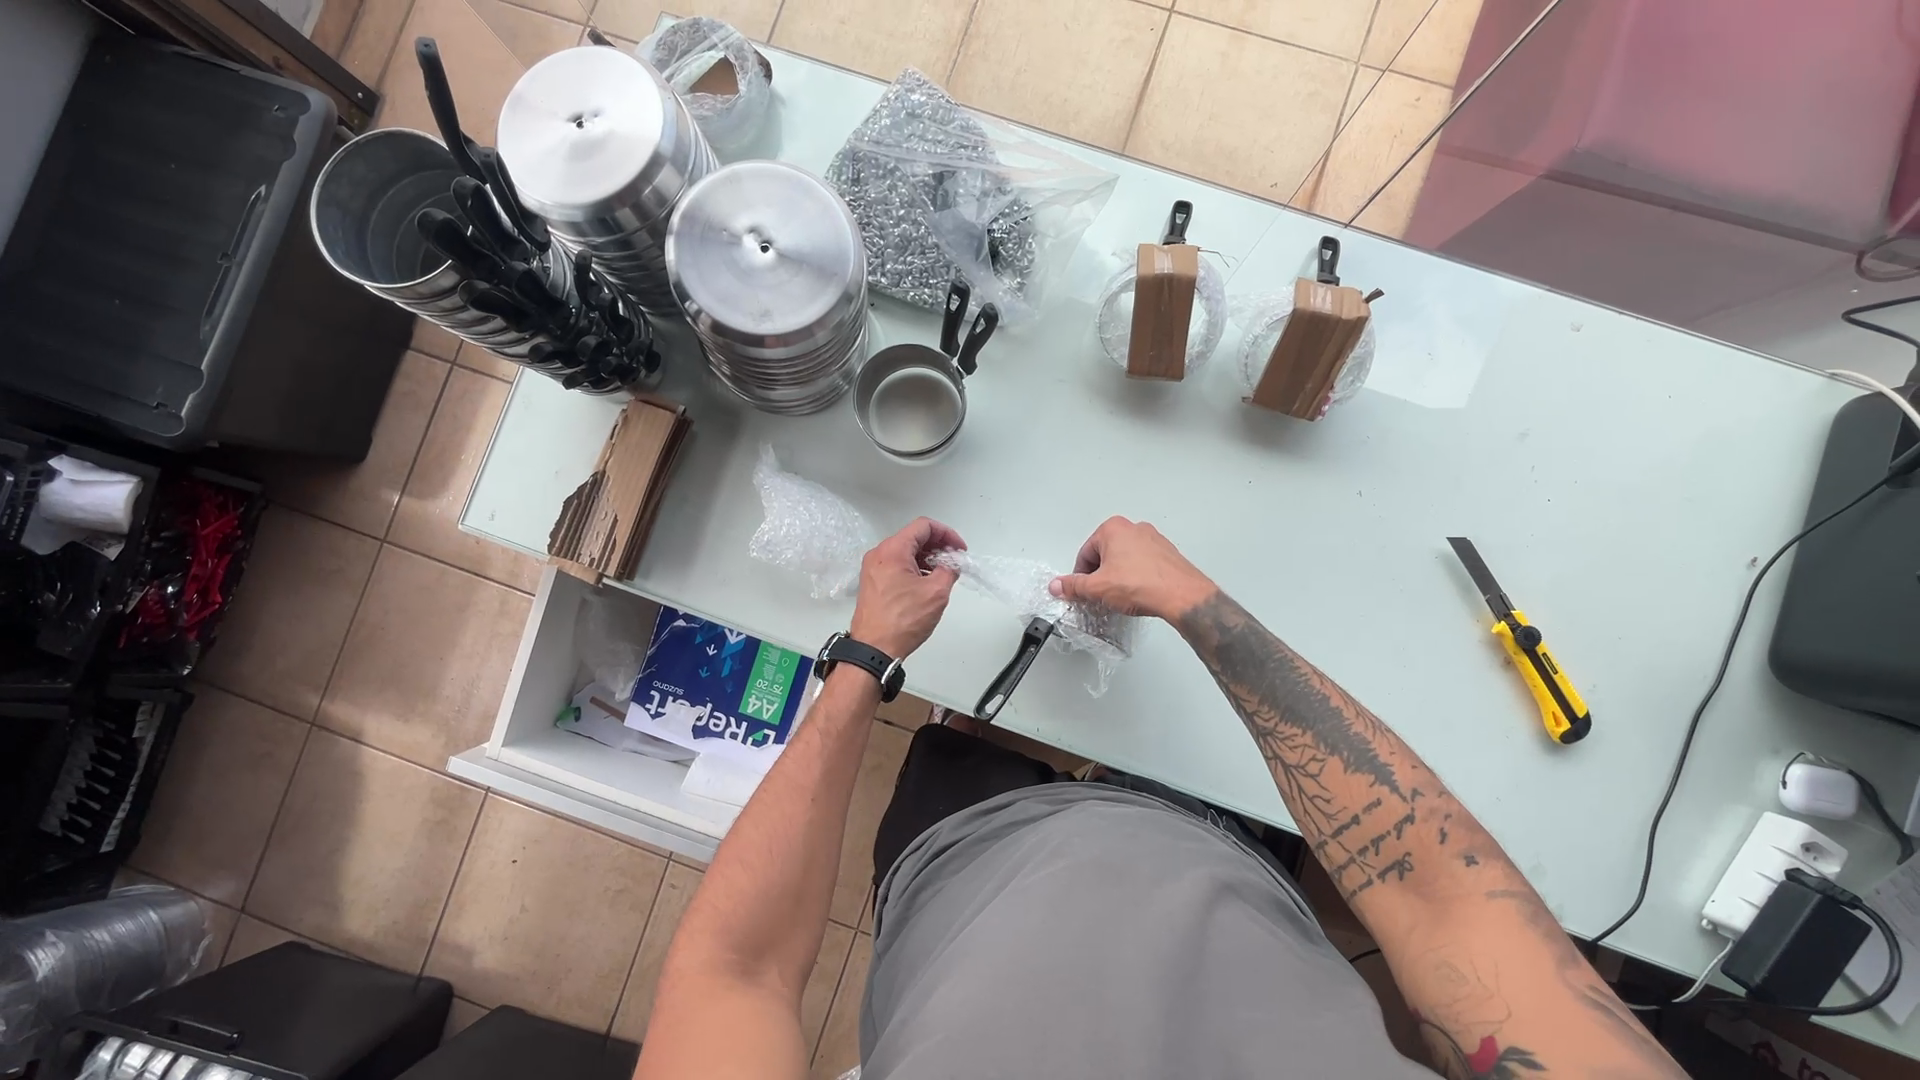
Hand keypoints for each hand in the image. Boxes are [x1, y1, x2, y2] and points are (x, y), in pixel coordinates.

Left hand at [848, 518, 965, 657]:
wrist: (873, 649)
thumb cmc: (901, 621)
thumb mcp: (936, 592)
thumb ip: (949, 570)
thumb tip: (951, 565)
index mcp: (893, 550)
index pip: (923, 526)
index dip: (946, 534)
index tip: (958, 549)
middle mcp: (879, 555)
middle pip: (913, 537)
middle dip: (937, 546)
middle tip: (954, 561)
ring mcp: (873, 569)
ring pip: (904, 552)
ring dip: (926, 558)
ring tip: (943, 574)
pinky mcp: (873, 583)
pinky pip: (896, 566)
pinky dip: (914, 568)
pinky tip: (926, 583)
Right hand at [1049, 517, 1214, 621]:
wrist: (1181, 595)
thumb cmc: (1141, 584)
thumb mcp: (1097, 588)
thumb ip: (1073, 586)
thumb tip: (1057, 586)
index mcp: (1113, 528)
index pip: (1085, 553)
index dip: (1081, 576)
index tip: (1083, 591)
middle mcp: (1133, 528)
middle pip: (1105, 554)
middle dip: (1100, 575)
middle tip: (1102, 595)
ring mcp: (1153, 539)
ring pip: (1124, 558)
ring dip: (1118, 576)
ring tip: (1122, 596)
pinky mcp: (1167, 553)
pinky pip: (1143, 563)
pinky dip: (1136, 576)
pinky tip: (1138, 593)